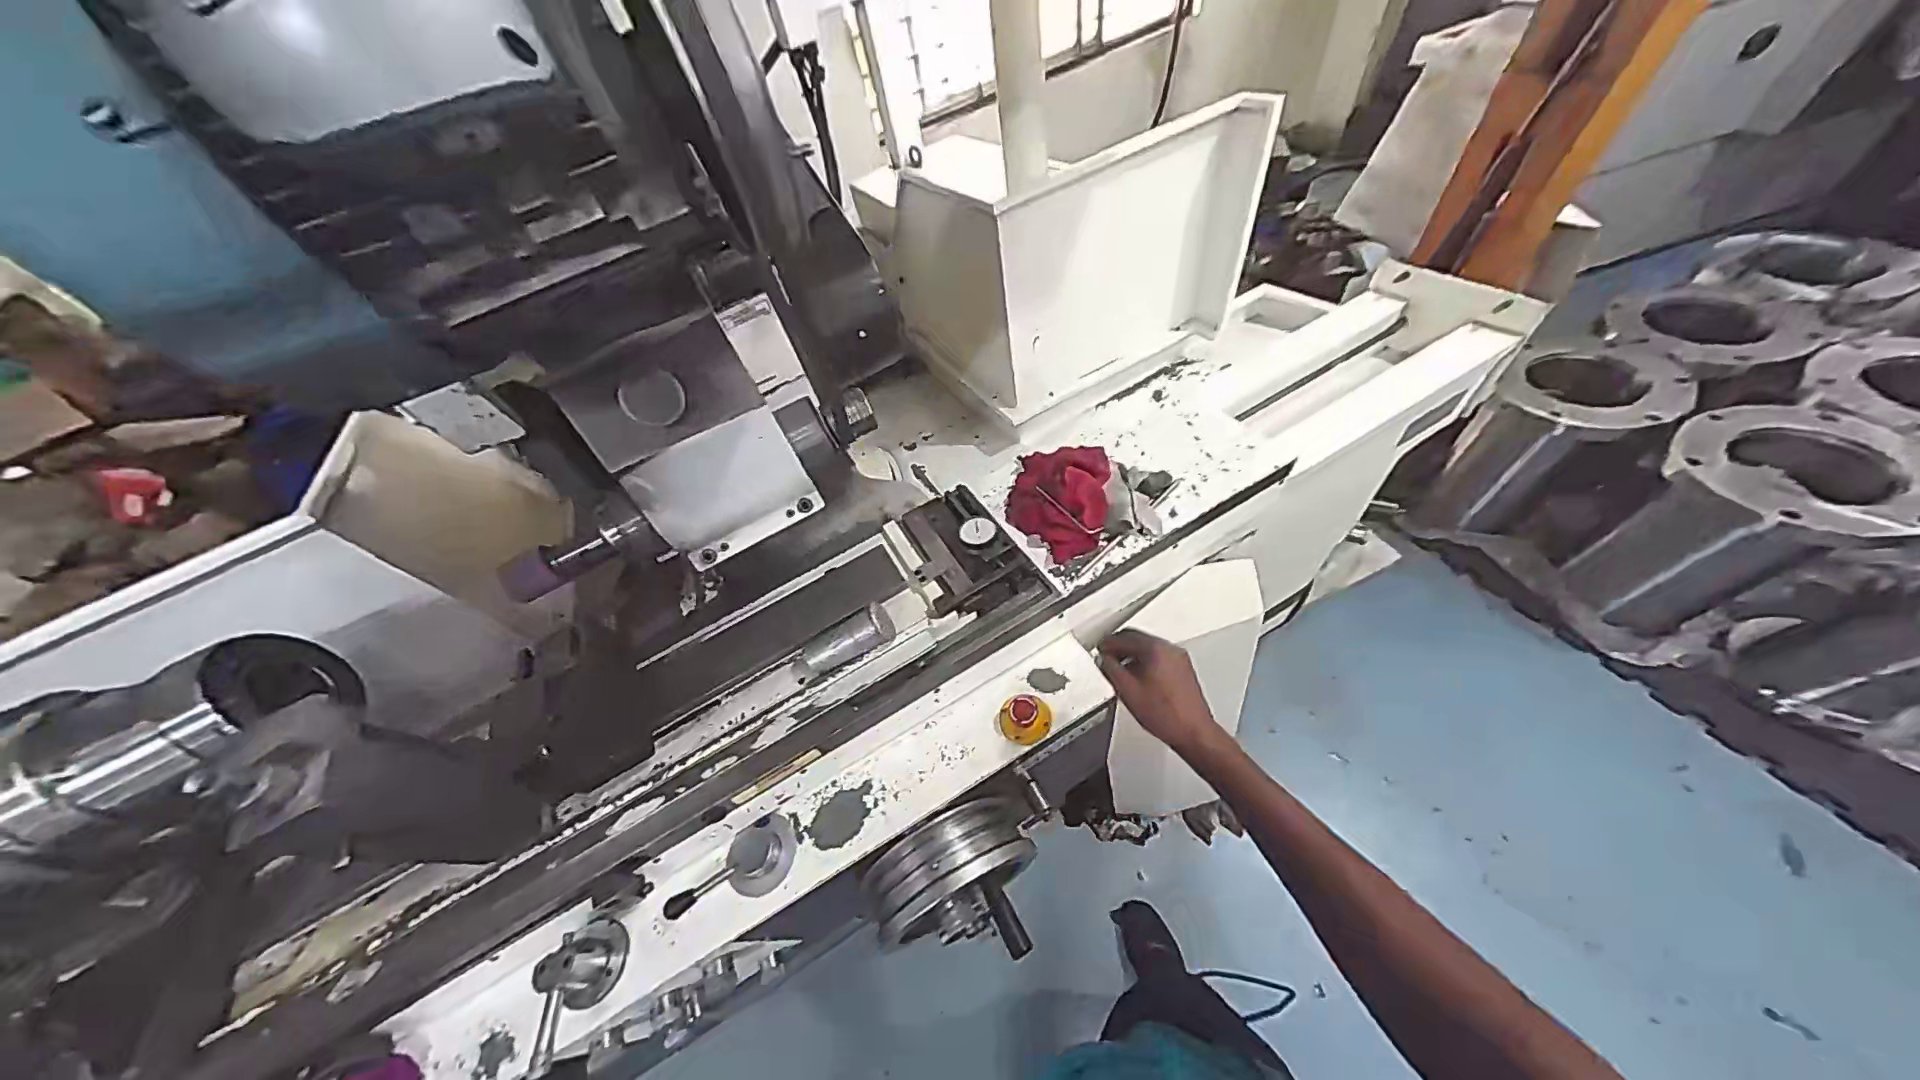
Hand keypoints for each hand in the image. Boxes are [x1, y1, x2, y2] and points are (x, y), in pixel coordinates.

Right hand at [1097, 629, 1228, 758]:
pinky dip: (1146, 662)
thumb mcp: (1127, 690)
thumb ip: (1111, 669)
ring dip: (1133, 655)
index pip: (1124, 637)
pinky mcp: (1183, 670)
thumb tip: (1105, 660)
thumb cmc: (1167, 715)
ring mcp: (1179, 659)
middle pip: (1138, 639)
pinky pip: (1160, 658)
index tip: (1101, 651)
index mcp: (1155, 650)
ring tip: (1120, 670)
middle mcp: (1170, 650)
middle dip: (1120, 647)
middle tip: (1107, 657)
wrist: (1193, 732)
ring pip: (1149, 648)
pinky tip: (1138, 677)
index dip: (1108, 645)